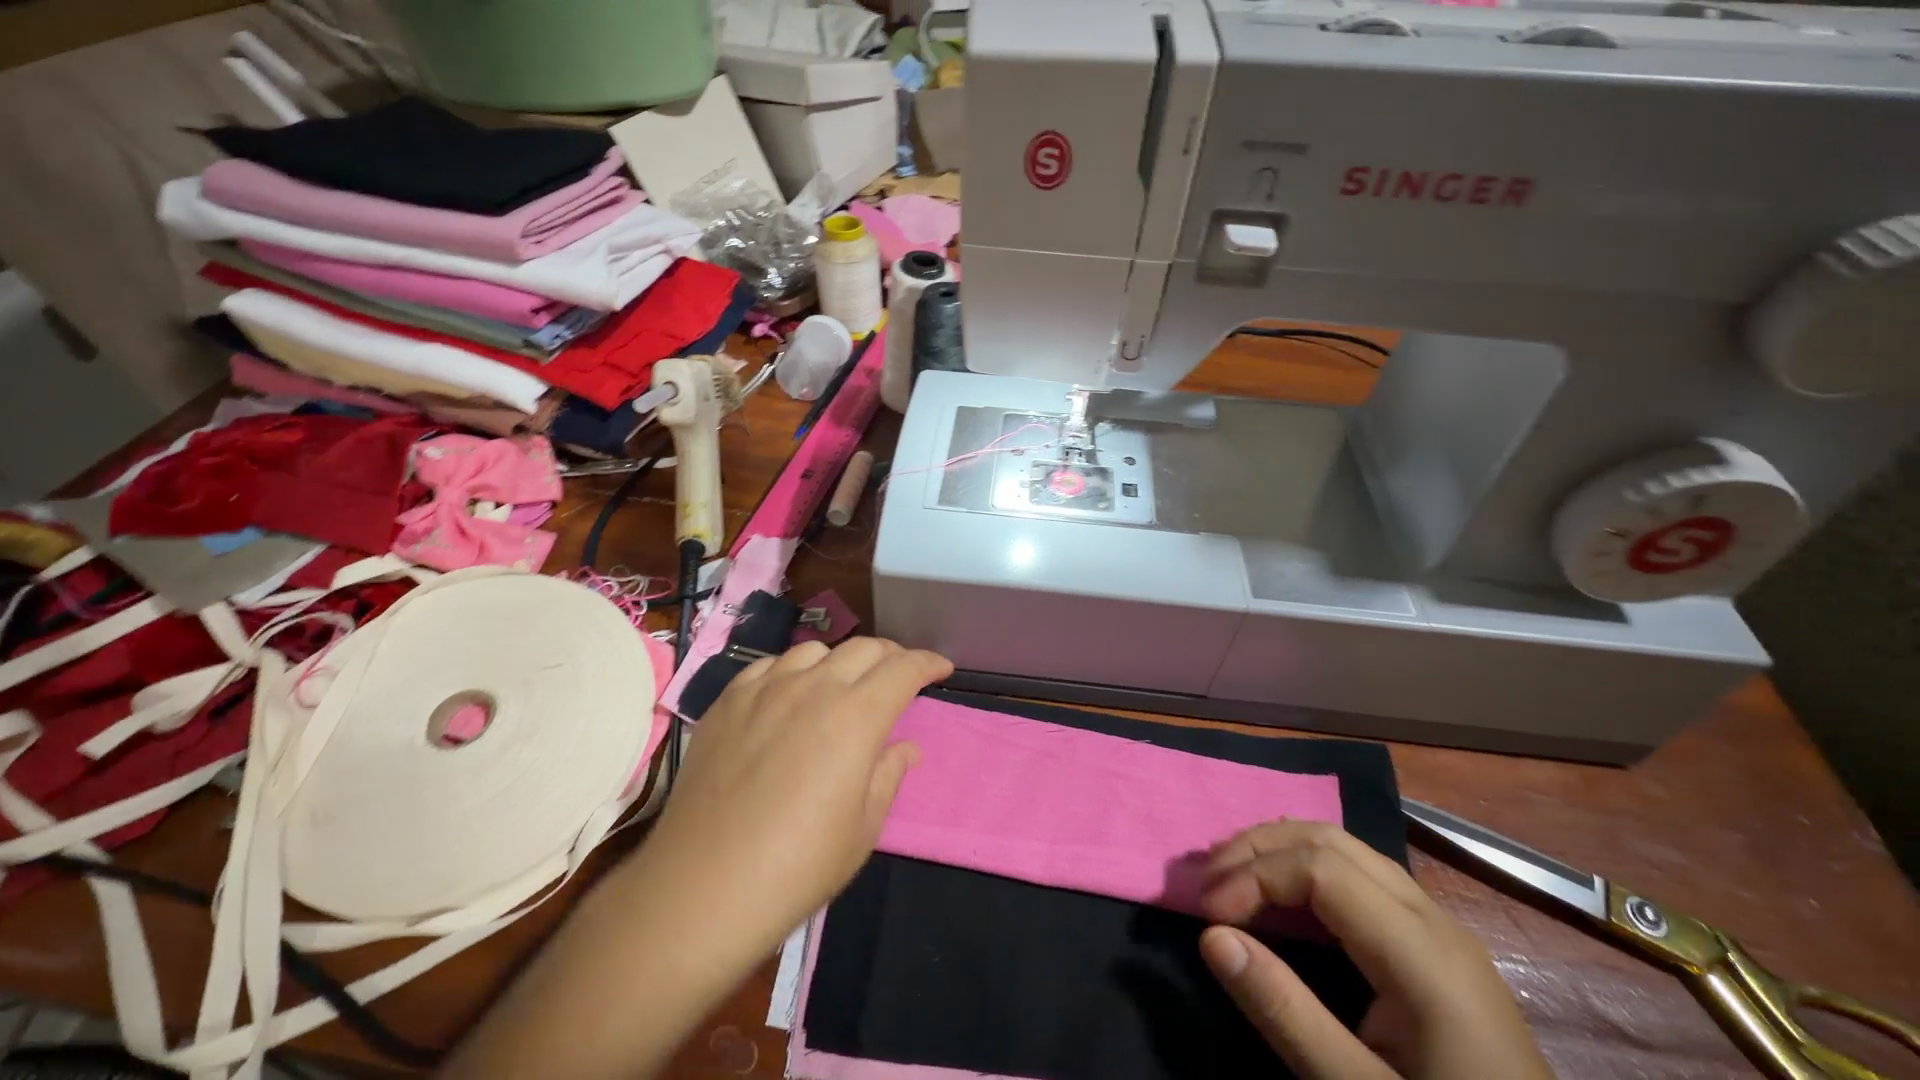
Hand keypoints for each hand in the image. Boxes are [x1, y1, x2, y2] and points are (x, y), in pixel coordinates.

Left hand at [637, 638, 952, 956]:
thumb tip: (904, 748)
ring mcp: (763, 691)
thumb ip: (887, 776)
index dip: (928, 663)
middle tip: (900, 677)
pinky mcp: (726, 703)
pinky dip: (793, 670)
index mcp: (856, 717)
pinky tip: (790, 693)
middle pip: (862, 649)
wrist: (705, 884)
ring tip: (845, 684)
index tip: (941, 669)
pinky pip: (768, 666)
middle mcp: (812, 689)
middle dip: (891, 656)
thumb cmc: (799, 865)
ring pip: (813, 651)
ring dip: (841, 660)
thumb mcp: (862, 828)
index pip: (903, 669)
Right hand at [1197, 821, 1553, 1079]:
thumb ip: (1286, 1014)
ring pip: (1349, 851)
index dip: (1254, 875)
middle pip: (1334, 841)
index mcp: (1422, 951)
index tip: (1206, 917)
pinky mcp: (1437, 948)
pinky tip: (1279, 901)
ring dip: (1280, 854)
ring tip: (1228, 882)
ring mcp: (1441, 930)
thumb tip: (1212, 936)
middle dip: (1259, 849)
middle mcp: (1435, 920)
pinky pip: (1363, 880)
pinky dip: (1306, 874)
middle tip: (1203, 883)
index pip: (1322, 866)